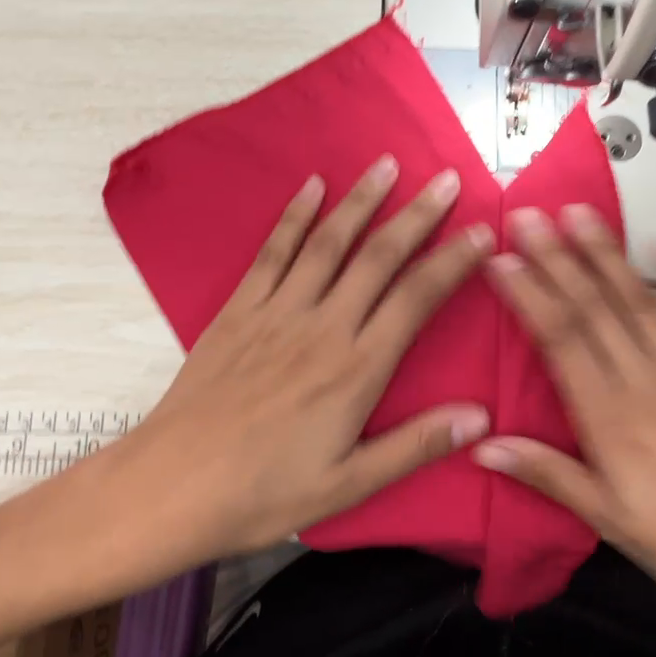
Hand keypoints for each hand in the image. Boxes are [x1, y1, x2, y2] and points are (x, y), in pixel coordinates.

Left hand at [96, 155, 492, 563]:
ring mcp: (276, 313)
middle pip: (379, 258)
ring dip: (361, 200)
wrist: (173, 487)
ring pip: (328, 243)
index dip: (453, 262)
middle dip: (417, 215)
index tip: (482, 232)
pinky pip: (272, 252)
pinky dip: (294, 216)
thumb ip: (416, 445)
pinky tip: (312, 187)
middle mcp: (322, 328)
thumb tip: (481, 418)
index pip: (417, 299)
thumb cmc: (266, 492)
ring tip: (387, 164)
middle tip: (447, 179)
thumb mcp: (350, 484)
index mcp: (357, 369)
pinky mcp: (238, 311)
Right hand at [472, 205, 655, 645]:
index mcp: (608, 415)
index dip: (528, 294)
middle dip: (556, 258)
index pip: (559, 338)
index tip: (501, 258)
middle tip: (528, 215)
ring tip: (581, 214)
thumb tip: (482, 443)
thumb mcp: (607, 518)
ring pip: (639, 301)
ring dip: (607, 254)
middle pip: (593, 308)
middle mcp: (644, 379)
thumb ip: (547, 473)